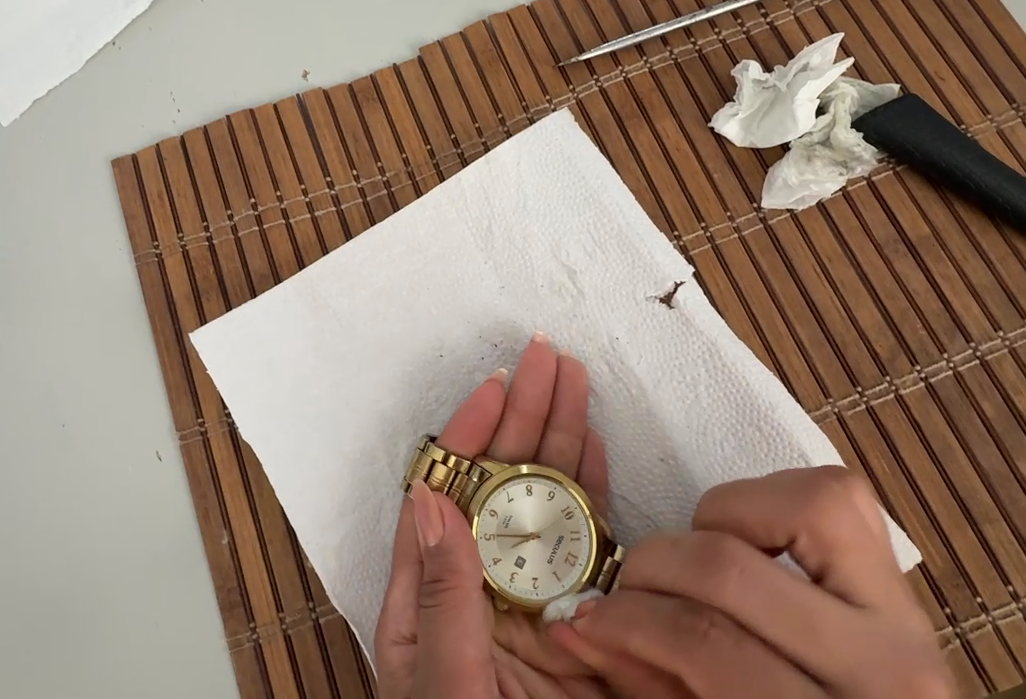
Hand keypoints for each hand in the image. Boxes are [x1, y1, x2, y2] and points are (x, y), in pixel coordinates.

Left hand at [376, 335, 613, 698]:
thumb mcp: (441, 685)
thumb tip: (430, 499)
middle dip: (522, 417)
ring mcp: (530, 593)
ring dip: (559, 438)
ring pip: (543, 499)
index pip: (445, 491)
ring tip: (572, 381)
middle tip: (544, 358)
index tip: (492, 388)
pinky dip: (592, 493)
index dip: (467, 435)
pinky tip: (594, 450)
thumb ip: (440, 599)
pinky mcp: (577, 616)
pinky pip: (584, 543)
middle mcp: (480, 580)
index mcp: (432, 592)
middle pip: (499, 480)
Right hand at [549, 467, 953, 698]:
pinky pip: (834, 494)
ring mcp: (907, 617)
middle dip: (653, 565)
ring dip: (722, 519)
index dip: (629, 620)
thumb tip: (571, 623)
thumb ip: (646, 678)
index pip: (706, 643)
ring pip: (803, 504)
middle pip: (731, 568)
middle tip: (626, 586)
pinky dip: (770, 498)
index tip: (587, 617)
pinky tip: (745, 541)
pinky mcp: (903, 579)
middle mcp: (887, 672)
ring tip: (698, 562)